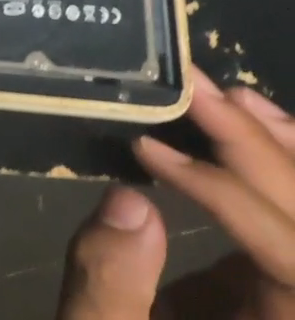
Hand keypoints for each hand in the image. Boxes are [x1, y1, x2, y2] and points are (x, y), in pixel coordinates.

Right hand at [59, 65, 294, 318]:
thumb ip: (111, 285)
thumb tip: (130, 201)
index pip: (291, 259)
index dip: (230, 196)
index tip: (147, 148)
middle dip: (267, 157)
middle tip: (201, 89)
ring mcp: (291, 302)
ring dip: (289, 160)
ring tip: (239, 99)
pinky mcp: (275, 293)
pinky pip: (294, 232)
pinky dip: (281, 179)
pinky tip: (251, 132)